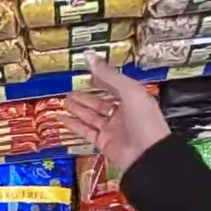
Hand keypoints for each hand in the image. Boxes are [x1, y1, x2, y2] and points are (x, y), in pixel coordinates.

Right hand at [61, 55, 170, 176]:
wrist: (147, 154)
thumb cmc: (144, 120)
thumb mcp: (129, 90)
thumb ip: (108, 75)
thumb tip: (90, 57)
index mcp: (133, 99)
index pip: (114, 86)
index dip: (101, 80)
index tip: (87, 73)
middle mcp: (122, 114)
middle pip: (100, 102)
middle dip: (86, 96)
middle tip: (70, 88)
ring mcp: (112, 129)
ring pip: (91, 116)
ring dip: (78, 108)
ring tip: (65, 99)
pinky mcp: (103, 142)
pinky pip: (86, 131)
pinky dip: (74, 125)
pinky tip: (63, 118)